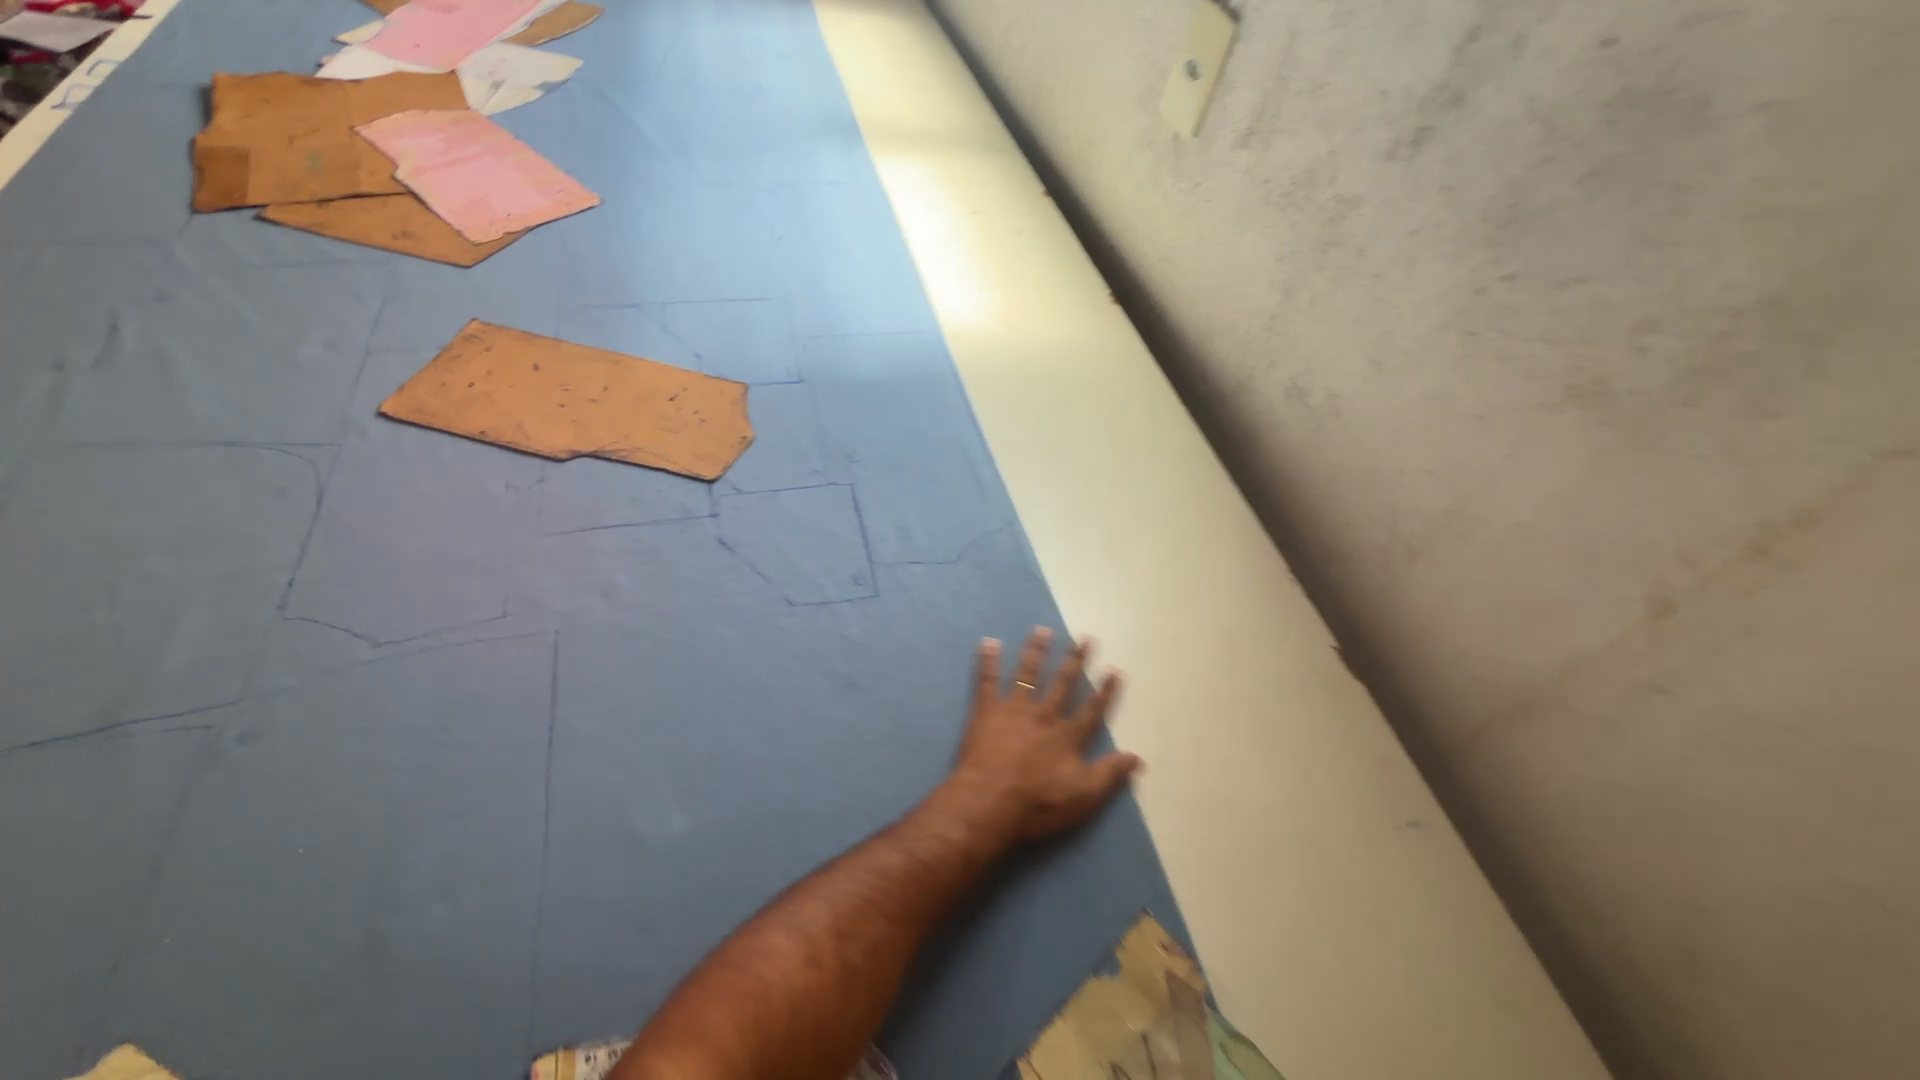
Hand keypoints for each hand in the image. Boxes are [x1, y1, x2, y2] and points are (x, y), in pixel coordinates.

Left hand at [941, 627, 1142, 842]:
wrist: (989, 802)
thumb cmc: (1038, 804)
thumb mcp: (1084, 796)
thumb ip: (1110, 774)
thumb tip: (1138, 758)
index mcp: (1068, 736)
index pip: (1092, 710)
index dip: (1104, 691)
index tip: (1114, 670)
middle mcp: (1045, 716)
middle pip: (1063, 683)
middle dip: (1075, 660)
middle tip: (1084, 638)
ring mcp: (1014, 710)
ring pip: (1028, 674)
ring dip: (1036, 651)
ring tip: (1042, 630)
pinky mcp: (986, 712)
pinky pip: (987, 680)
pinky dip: (988, 660)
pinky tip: (988, 642)